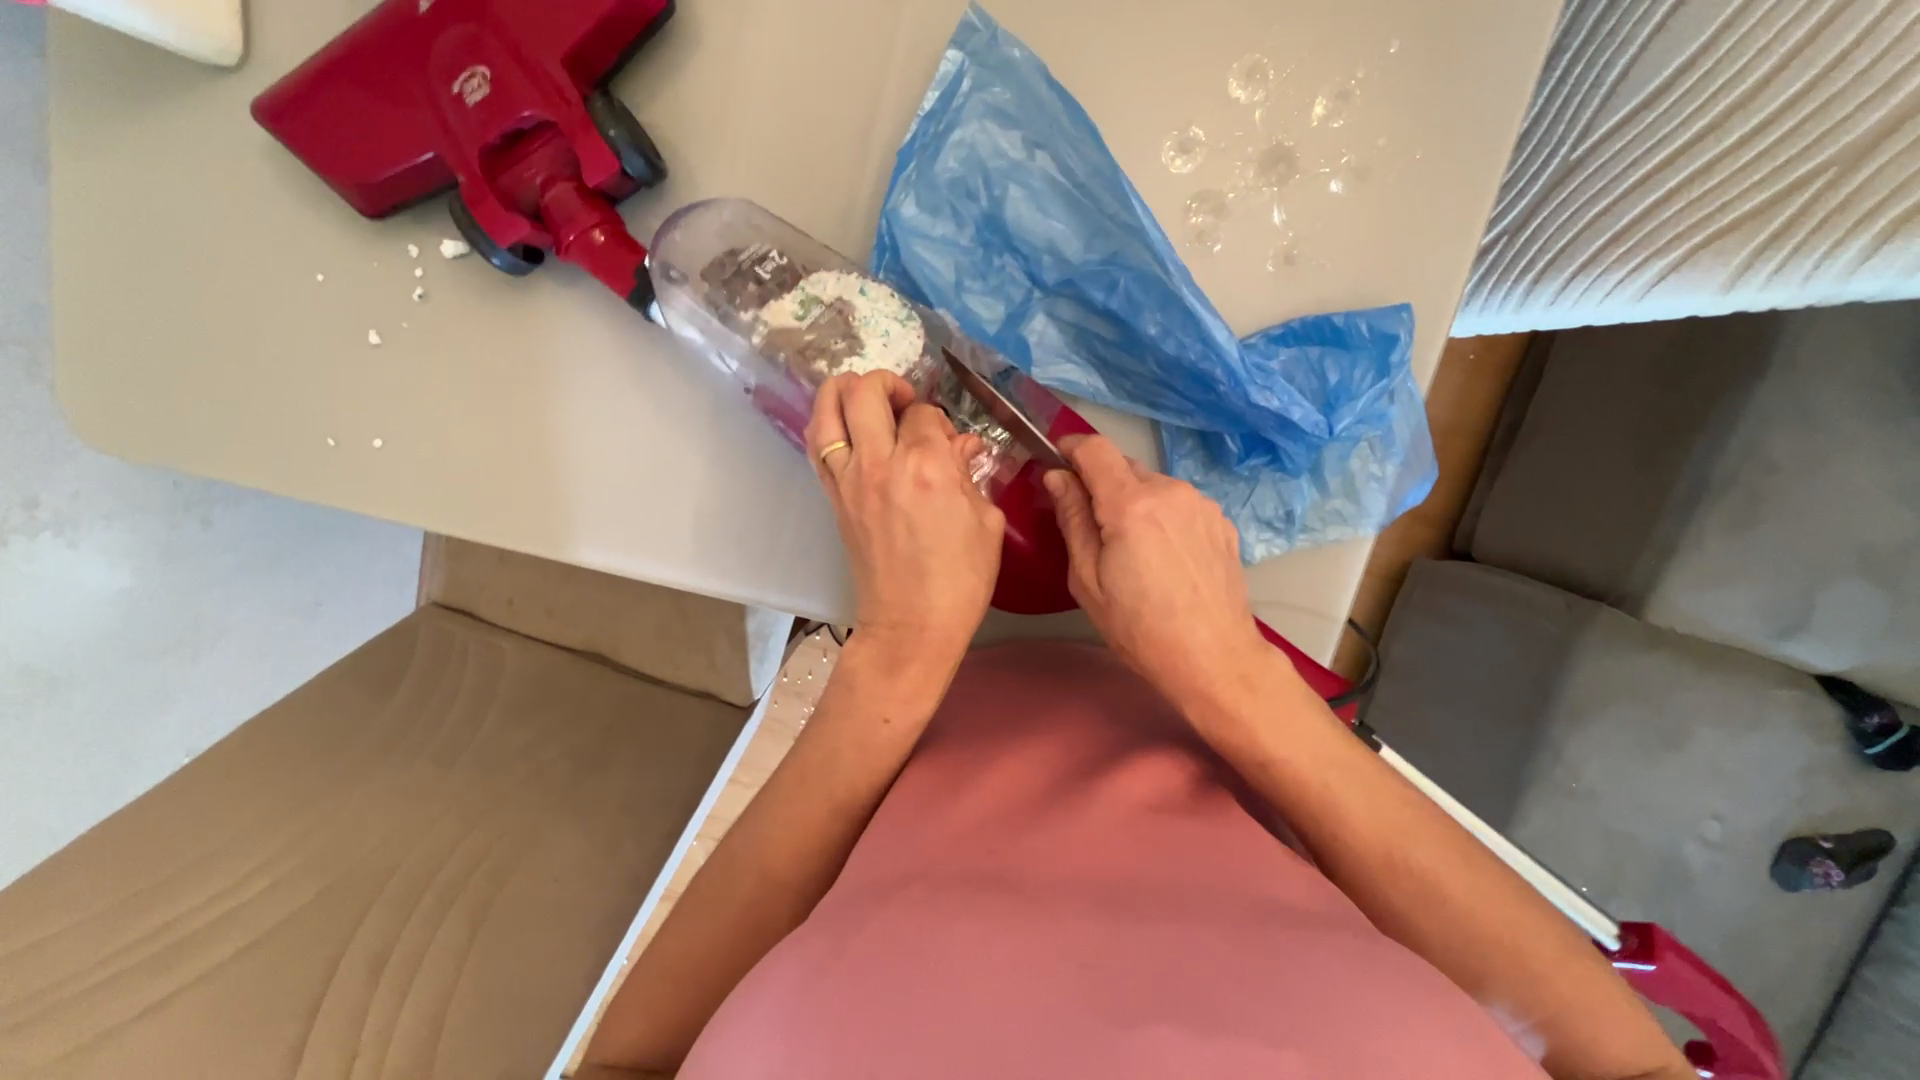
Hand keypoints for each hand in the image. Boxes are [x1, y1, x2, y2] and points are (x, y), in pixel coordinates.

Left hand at [807, 372, 1005, 663]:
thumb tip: (963, 447)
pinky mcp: (833, 498)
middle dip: (888, 383)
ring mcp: (849, 480)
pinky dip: (828, 423)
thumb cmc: (960, 581)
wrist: (911, 626)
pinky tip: (846, 426)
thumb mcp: (986, 523)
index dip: (940, 420)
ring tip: (867, 398)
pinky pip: (818, 444)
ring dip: (845, 390)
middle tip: (905, 403)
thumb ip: (971, 474)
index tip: (950, 441)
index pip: (926, 414)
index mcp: (927, 467)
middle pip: (865, 391)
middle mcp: (880, 463)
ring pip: (827, 409)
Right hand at [1044, 434, 1271, 703]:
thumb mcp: (1087, 580)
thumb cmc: (1140, 628)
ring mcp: (1201, 504)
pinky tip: (1163, 557)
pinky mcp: (1220, 521)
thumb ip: (1072, 519)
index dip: (1070, 449)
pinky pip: (1178, 504)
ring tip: (1130, 548)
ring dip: (1133, 500)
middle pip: (1124, 465)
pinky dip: (1161, 516)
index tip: (1056, 463)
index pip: (1094, 448)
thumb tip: (1058, 478)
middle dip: (1100, 483)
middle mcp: (1170, 491)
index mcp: (1131, 504)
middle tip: (1088, 523)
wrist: (1214, 657)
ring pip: (1153, 484)